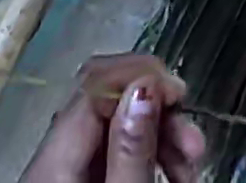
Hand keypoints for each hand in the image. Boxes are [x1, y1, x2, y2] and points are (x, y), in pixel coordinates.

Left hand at [19, 54, 206, 182]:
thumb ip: (132, 149)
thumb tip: (147, 84)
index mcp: (51, 158)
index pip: (95, 80)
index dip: (143, 74)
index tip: (182, 95)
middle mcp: (50, 155)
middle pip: (107, 100)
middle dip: (158, 109)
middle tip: (194, 144)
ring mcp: (60, 170)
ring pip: (114, 126)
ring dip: (159, 134)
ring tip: (190, 167)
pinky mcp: (73, 181)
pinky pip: (110, 153)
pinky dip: (144, 154)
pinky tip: (170, 172)